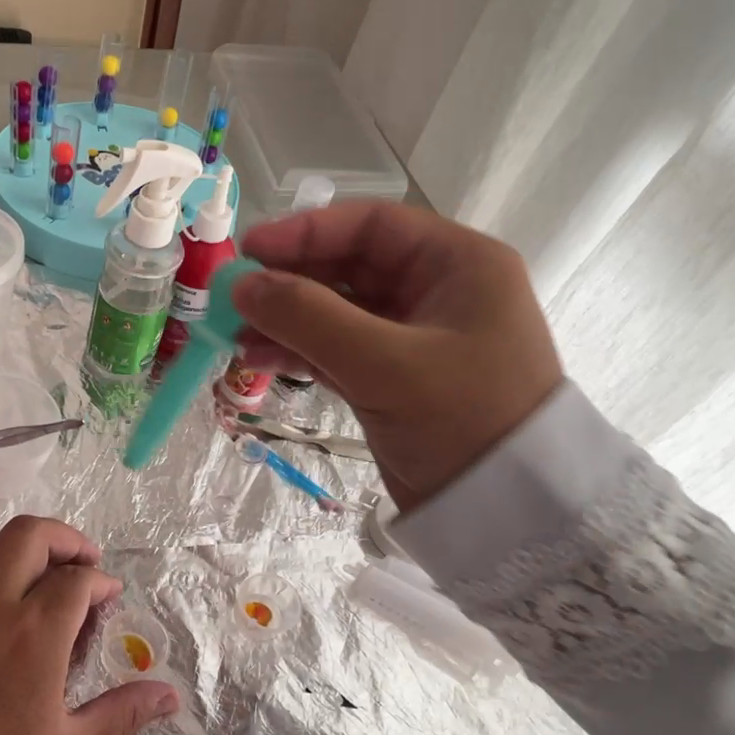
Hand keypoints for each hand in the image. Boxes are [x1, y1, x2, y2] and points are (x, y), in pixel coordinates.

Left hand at [0, 517, 179, 734]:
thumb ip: (122, 714)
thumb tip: (169, 696)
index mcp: (33, 634)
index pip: (75, 580)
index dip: (100, 582)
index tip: (111, 599)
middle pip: (29, 536)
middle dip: (66, 540)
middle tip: (87, 569)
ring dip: (31, 554)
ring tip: (56, 592)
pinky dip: (3, 575)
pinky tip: (17, 617)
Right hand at [232, 202, 562, 509]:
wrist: (503, 508)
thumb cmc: (460, 417)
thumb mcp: (383, 362)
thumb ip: (309, 318)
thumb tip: (242, 285)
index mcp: (457, 264)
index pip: (372, 226)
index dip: (306, 232)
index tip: (248, 249)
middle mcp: (437, 292)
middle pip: (349, 268)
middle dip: (289, 281)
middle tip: (232, 296)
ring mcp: (413, 340)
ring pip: (337, 314)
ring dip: (286, 321)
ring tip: (234, 335)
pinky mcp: (394, 381)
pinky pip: (337, 352)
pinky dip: (298, 353)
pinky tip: (255, 359)